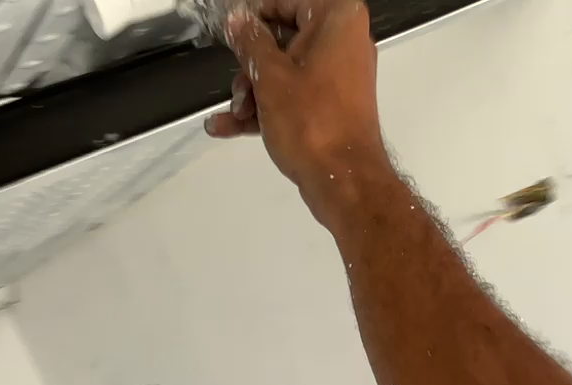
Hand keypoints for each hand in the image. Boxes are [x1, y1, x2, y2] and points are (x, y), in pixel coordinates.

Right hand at [204, 0, 390, 225]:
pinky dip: (265, 111)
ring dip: (252, 95)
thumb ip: (250, 43)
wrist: (343, 181)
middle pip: (283, 41)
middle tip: (237, 93)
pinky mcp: (331, 108)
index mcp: (336, 17)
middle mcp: (343, 40)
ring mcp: (338, 77)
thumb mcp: (270, 77)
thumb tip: (237, 20)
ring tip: (232, 118)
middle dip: (250, 69)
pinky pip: (293, 99)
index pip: (286, 2)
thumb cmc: (311, 123)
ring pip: (284, 74)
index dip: (253, 18)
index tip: (230, 33)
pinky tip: (228, 126)